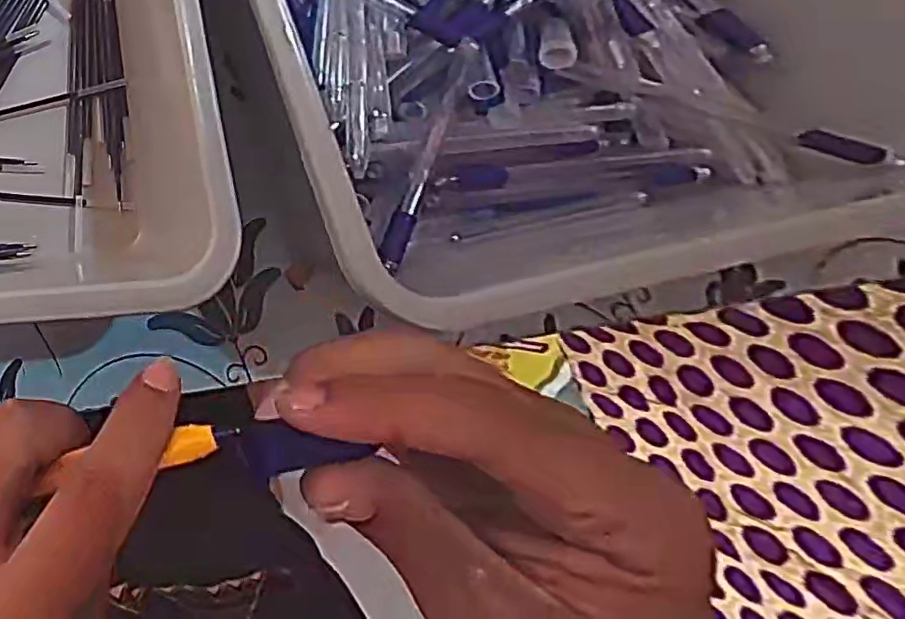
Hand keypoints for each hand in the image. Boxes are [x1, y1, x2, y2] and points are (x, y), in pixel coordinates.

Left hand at [0, 359, 181, 617]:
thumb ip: (89, 558)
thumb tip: (105, 469)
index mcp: (6, 616)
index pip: (90, 498)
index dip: (135, 429)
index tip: (157, 384)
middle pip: (17, 432)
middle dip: (58, 429)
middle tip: (67, 462)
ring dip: (2, 436)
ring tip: (9, 480)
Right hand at [277, 332, 712, 618]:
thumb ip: (414, 536)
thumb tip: (322, 476)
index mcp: (623, 500)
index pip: (482, 418)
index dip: (381, 404)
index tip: (298, 408)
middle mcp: (581, 446)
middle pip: (452, 371)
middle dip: (355, 372)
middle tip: (281, 400)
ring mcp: (534, 436)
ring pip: (428, 369)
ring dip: (347, 377)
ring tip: (286, 402)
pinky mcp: (487, 443)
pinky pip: (415, 400)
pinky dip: (357, 401)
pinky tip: (317, 412)